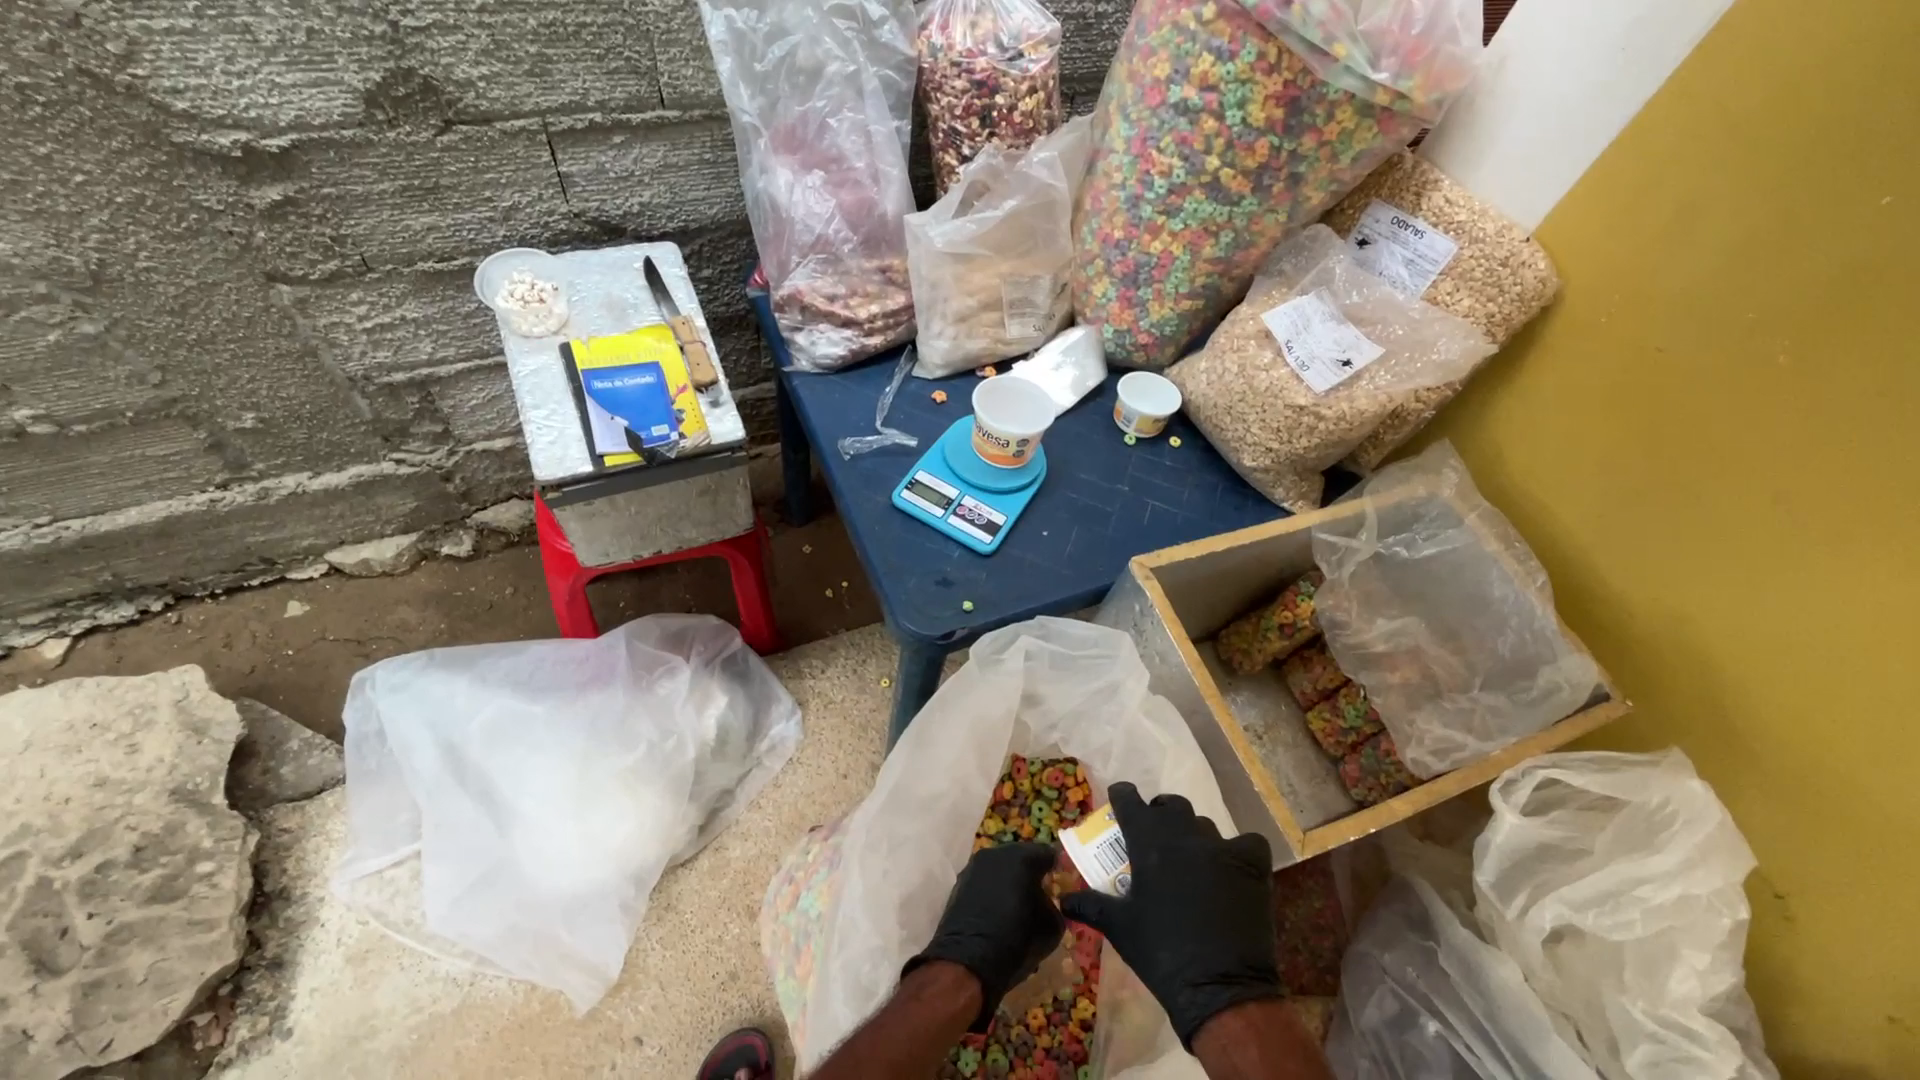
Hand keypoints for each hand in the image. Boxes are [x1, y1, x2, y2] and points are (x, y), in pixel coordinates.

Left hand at [903, 842, 1065, 1032]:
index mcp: (1022, 857)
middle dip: (1031, 872)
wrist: (968, 963)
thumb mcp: (1053, 926)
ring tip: (1018, 904)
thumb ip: (1054, 904)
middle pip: (1021, 857)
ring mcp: (973, 868)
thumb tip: (1047, 900)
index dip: (1057, 868)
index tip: (1062, 882)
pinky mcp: (959, 885)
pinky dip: (993, 892)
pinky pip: (984, 882)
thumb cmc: (1018, 940)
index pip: (1048, 853)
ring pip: (1000, 869)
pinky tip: (998, 912)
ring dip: (1010, 881)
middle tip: (1041, 892)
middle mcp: (996, 854)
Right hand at [1059, 783, 1280, 1046]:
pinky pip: (1246, 842)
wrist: (1217, 985)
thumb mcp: (1118, 927)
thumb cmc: (1160, 952)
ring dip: (1192, 835)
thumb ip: (1090, 905)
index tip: (1118, 798)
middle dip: (1159, 813)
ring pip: (1204, 825)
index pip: (1130, 801)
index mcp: (1148, 843)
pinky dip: (1237, 850)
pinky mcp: (1252, 864)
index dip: (1122, 796)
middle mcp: (1184, 835)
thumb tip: (1063, 900)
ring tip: (1189, 859)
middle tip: (1153, 834)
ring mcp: (1221, 847)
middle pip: (1170, 806)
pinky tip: (1231, 867)